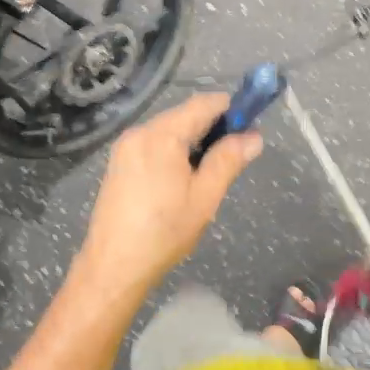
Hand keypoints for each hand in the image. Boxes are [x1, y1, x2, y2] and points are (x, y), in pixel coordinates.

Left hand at [72, 94, 260, 294]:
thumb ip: (228, 161)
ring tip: (213, 169)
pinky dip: (173, 150)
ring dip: (193, 140)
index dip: (230, 108)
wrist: (115, 264)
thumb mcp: (204, 197)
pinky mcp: (118, 163)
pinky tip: (184, 177)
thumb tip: (254, 136)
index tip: (251, 123)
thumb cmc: (164, 232)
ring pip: (168, 130)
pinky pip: (153, 144)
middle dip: (212, 127)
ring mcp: (124, 147)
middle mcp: (139, 132)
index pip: (202, 104)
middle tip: (236, 152)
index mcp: (161, 135)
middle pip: (183, 115)